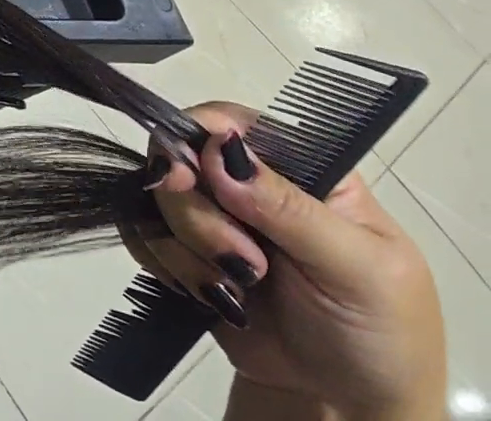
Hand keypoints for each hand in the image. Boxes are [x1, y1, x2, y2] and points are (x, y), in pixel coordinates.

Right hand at [125, 103, 446, 419]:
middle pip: (180, 161)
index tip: (186, 173)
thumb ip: (290, 207)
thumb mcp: (358, 270)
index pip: (231, 123)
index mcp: (303, 175)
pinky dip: (164, 266)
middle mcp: (247, 188)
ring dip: (187, 250)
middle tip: (242, 259)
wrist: (342, 406)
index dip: (197, 135)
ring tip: (238, 289)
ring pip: (154, 200)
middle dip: (198, 215)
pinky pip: (140, 235)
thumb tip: (221, 148)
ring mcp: (211, 220)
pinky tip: (208, 293)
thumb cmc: (376, 334)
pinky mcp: (181, 252)